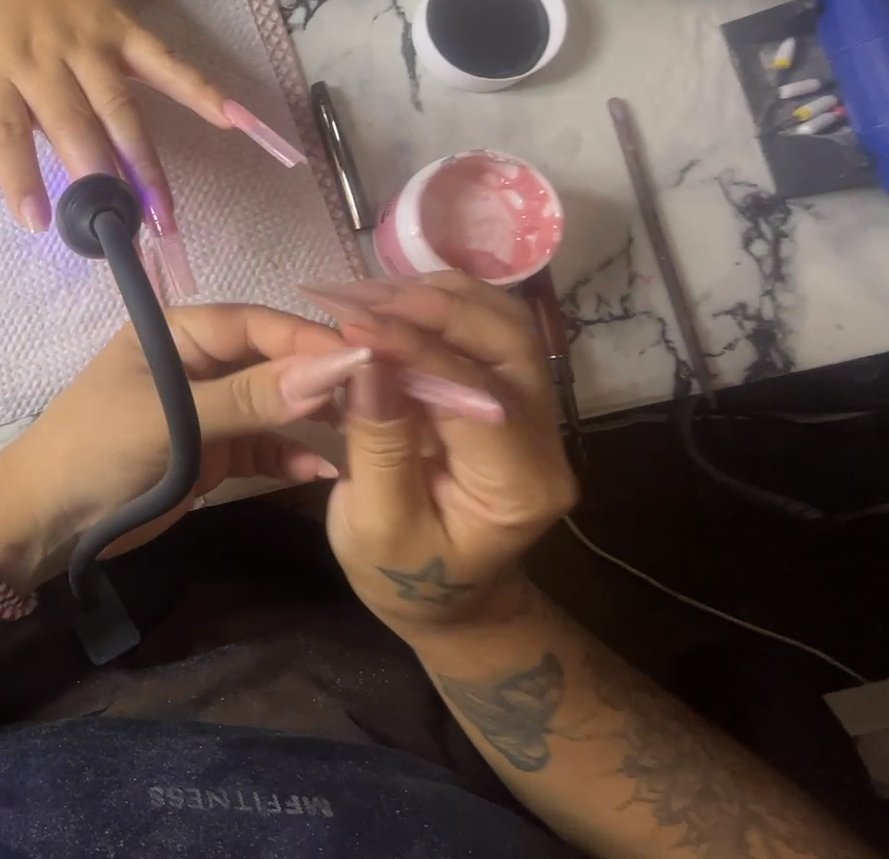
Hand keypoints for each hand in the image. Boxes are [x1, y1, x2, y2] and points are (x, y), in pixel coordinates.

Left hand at [0, 0, 234, 237]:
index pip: (5, 131)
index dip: (20, 176)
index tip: (39, 223)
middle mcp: (40, 61)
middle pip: (72, 125)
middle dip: (95, 178)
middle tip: (115, 231)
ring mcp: (89, 45)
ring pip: (120, 108)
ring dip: (146, 161)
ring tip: (162, 214)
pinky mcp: (127, 33)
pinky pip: (166, 65)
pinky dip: (200, 91)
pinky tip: (232, 121)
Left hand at [0, 305, 369, 588]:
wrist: (50, 519)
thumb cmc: (96, 451)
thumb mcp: (171, 419)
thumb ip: (251, 397)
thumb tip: (338, 368)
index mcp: (173, 334)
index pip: (252, 323)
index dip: (307, 338)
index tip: (368, 358)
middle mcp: (194, 365)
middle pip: (270, 360)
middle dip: (320, 378)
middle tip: (382, 399)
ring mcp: (205, 411)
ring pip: (273, 405)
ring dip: (312, 419)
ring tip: (365, 435)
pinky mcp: (211, 454)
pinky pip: (262, 448)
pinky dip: (290, 458)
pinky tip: (322, 473)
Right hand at [306, 273, 577, 634]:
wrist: (443, 596)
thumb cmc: (401, 573)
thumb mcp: (375, 523)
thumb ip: (377, 444)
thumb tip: (364, 362)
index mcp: (517, 483)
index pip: (473, 391)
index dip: (410, 347)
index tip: (345, 319)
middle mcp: (543, 437)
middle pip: (506, 339)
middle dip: (426, 306)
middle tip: (348, 296)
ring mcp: (531, 412)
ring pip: (500, 322)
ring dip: (430, 296)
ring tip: (358, 292)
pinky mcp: (503, 397)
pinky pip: (480, 332)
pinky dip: (432, 305)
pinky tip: (382, 303)